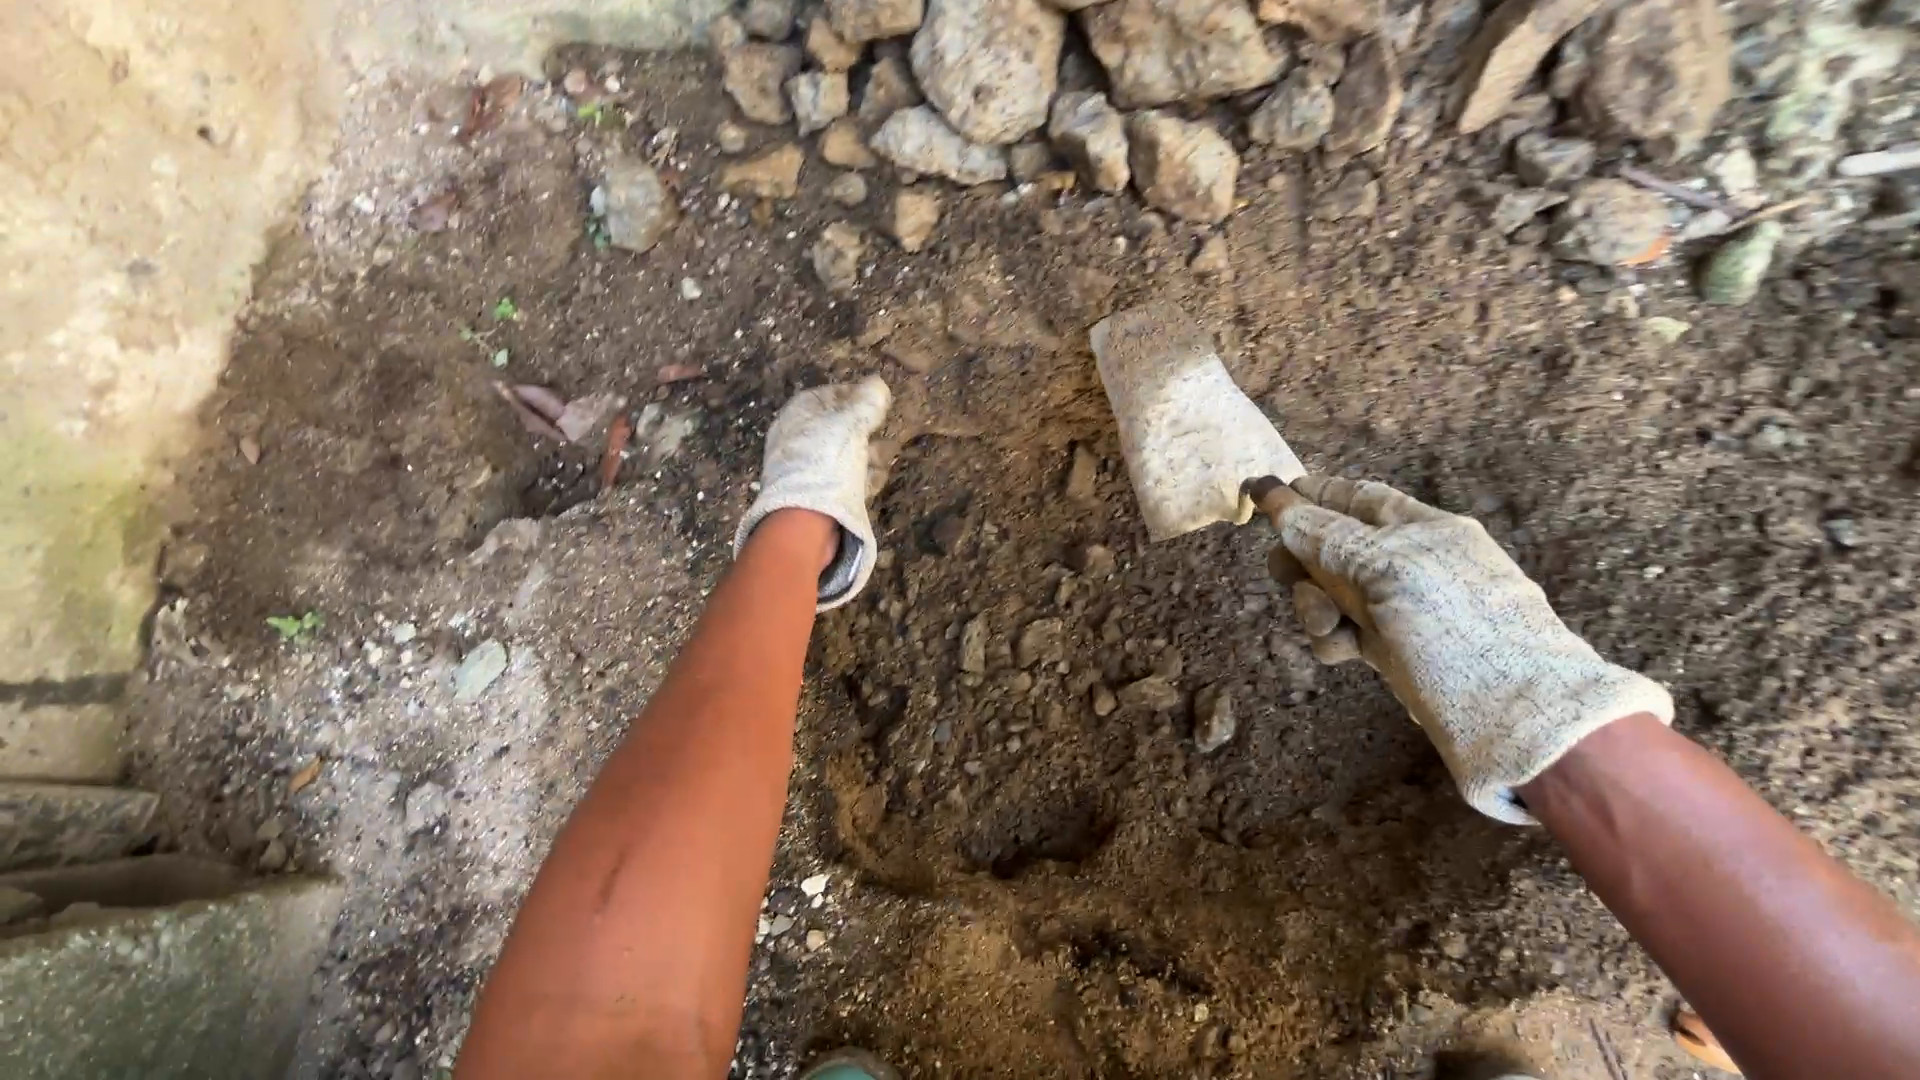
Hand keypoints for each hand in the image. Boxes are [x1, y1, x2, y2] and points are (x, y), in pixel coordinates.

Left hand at [734, 376, 891, 610]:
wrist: (806, 523)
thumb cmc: (825, 464)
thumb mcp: (850, 423)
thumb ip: (867, 402)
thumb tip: (877, 384)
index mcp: (797, 418)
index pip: (826, 396)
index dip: (852, 395)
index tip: (877, 401)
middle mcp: (801, 442)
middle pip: (840, 427)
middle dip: (866, 430)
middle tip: (883, 433)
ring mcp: (812, 471)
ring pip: (847, 455)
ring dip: (869, 456)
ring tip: (881, 459)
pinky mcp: (824, 497)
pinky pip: (848, 480)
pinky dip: (863, 479)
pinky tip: (873, 481)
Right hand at [1262, 475, 1672, 823]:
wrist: (1511, 714)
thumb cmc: (1455, 627)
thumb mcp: (1389, 568)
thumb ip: (1330, 536)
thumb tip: (1279, 499)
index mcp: (1421, 529)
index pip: (1357, 498)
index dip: (1314, 494)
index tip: (1267, 494)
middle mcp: (1407, 562)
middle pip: (1332, 545)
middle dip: (1304, 559)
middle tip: (1283, 574)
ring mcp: (1398, 607)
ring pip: (1330, 590)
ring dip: (1314, 604)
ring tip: (1324, 627)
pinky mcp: (1389, 648)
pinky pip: (1342, 629)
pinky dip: (1331, 637)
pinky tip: (1339, 652)